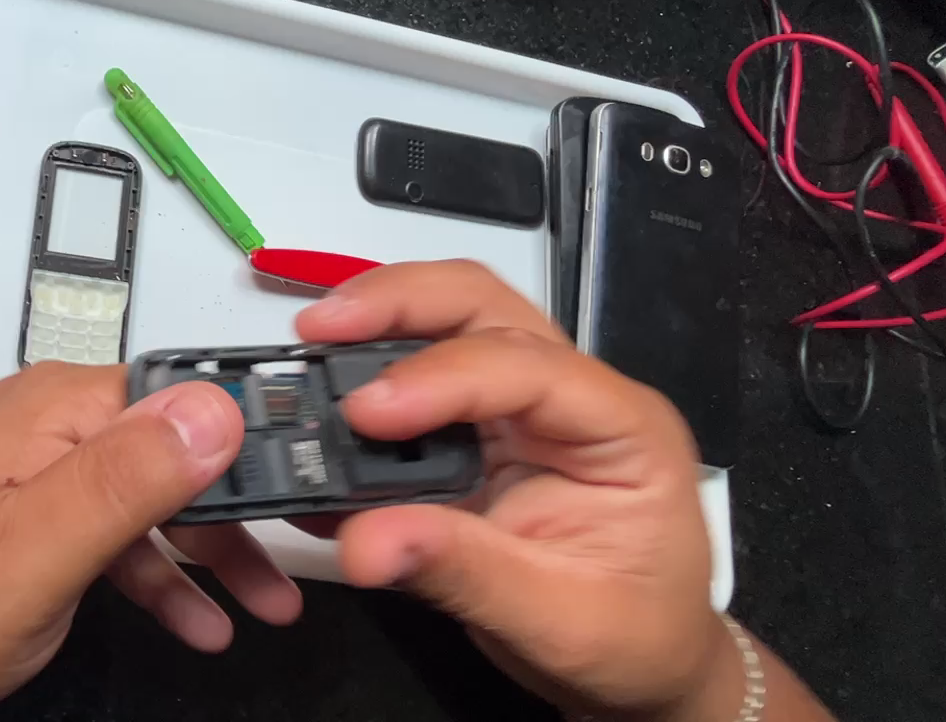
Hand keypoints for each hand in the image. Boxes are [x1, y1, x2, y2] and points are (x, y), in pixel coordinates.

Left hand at [0, 361, 302, 721]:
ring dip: (209, 547)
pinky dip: (157, 566)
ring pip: (151, 492)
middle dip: (238, 505)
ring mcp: (44, 461)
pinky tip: (197, 618)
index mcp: (58, 408)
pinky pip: (113, 525)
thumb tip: (215, 410)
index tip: (304, 491)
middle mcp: (54, 418)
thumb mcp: (32, 552)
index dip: (249, 440)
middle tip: (300, 556)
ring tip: (267, 602)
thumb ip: (124, 482)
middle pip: (172, 446)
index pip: (179, 398)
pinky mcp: (36, 502)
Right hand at [296, 260, 736, 721]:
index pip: (524, 367)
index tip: (363, 415)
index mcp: (618, 428)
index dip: (437, 378)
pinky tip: (327, 356)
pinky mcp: (472, 398)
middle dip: (394, 300)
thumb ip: (461, 573)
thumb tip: (362, 542)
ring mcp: (516, 385)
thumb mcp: (557, 620)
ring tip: (312, 335)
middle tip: (319, 327)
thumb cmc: (622, 632)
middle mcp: (567, 385)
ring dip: (375, 306)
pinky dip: (367, 337)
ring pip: (446, 302)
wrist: (633, 646)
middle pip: (481, 300)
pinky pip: (418, 339)